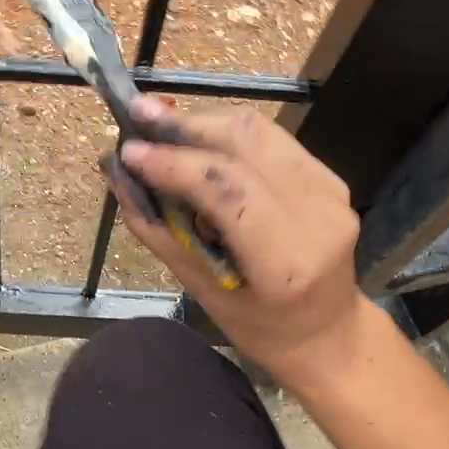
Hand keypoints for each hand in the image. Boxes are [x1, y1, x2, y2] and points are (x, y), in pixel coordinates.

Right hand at [111, 98, 372, 395]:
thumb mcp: (200, 292)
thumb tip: (118, 178)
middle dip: (184, 126)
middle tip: (136, 117)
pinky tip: (196, 143)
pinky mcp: (330, 176)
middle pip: (245, 143)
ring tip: (158, 125)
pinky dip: (226, 135)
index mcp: (286, 259)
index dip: (174, 163)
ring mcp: (330, 190)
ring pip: (257, 130)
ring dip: (202, 123)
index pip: (228, 189)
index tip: (128, 152)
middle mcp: (317, 214)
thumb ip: (158, 231)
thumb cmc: (259, 327)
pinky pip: (269, 139)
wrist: (328, 332)